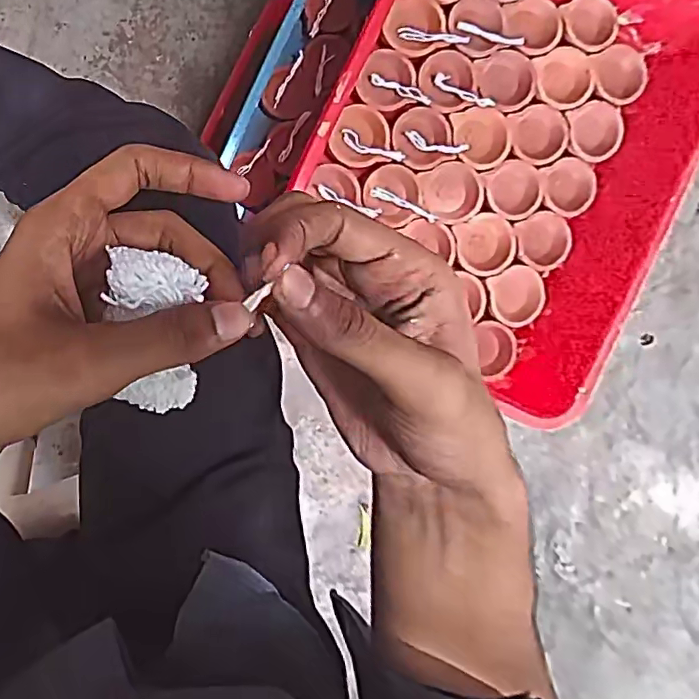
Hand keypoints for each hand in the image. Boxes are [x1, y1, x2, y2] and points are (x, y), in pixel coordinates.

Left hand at [0, 145, 258, 463]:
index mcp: (61, 224)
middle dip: (198, 256)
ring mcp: (70, 274)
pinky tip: (184, 338)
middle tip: (233, 299)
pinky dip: (160, 311)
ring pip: (143, 264)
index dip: (188, 171)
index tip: (236, 191)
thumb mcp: (89, 359)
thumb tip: (233, 319)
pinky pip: (129, 295)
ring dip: (182, 288)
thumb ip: (168, 337)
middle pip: (151, 225)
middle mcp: (68, 240)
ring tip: (217, 321)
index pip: (132, 169)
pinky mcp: (73, 306)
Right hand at [244, 192, 517, 498]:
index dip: (297, 232)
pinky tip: (245, 312)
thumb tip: (288, 281)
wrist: (434, 476)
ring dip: (253, 264)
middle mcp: (369, 273)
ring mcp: (335, 296)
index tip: (269, 264)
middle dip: (269, 238)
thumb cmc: (455, 428)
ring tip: (243, 295)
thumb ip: (353, 331)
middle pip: (305, 224)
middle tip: (250, 275)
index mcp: (409, 269)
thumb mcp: (422, 382)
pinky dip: (250, 295)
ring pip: (282, 252)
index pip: (341, 222)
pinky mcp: (309, 322)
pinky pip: (270, 291)